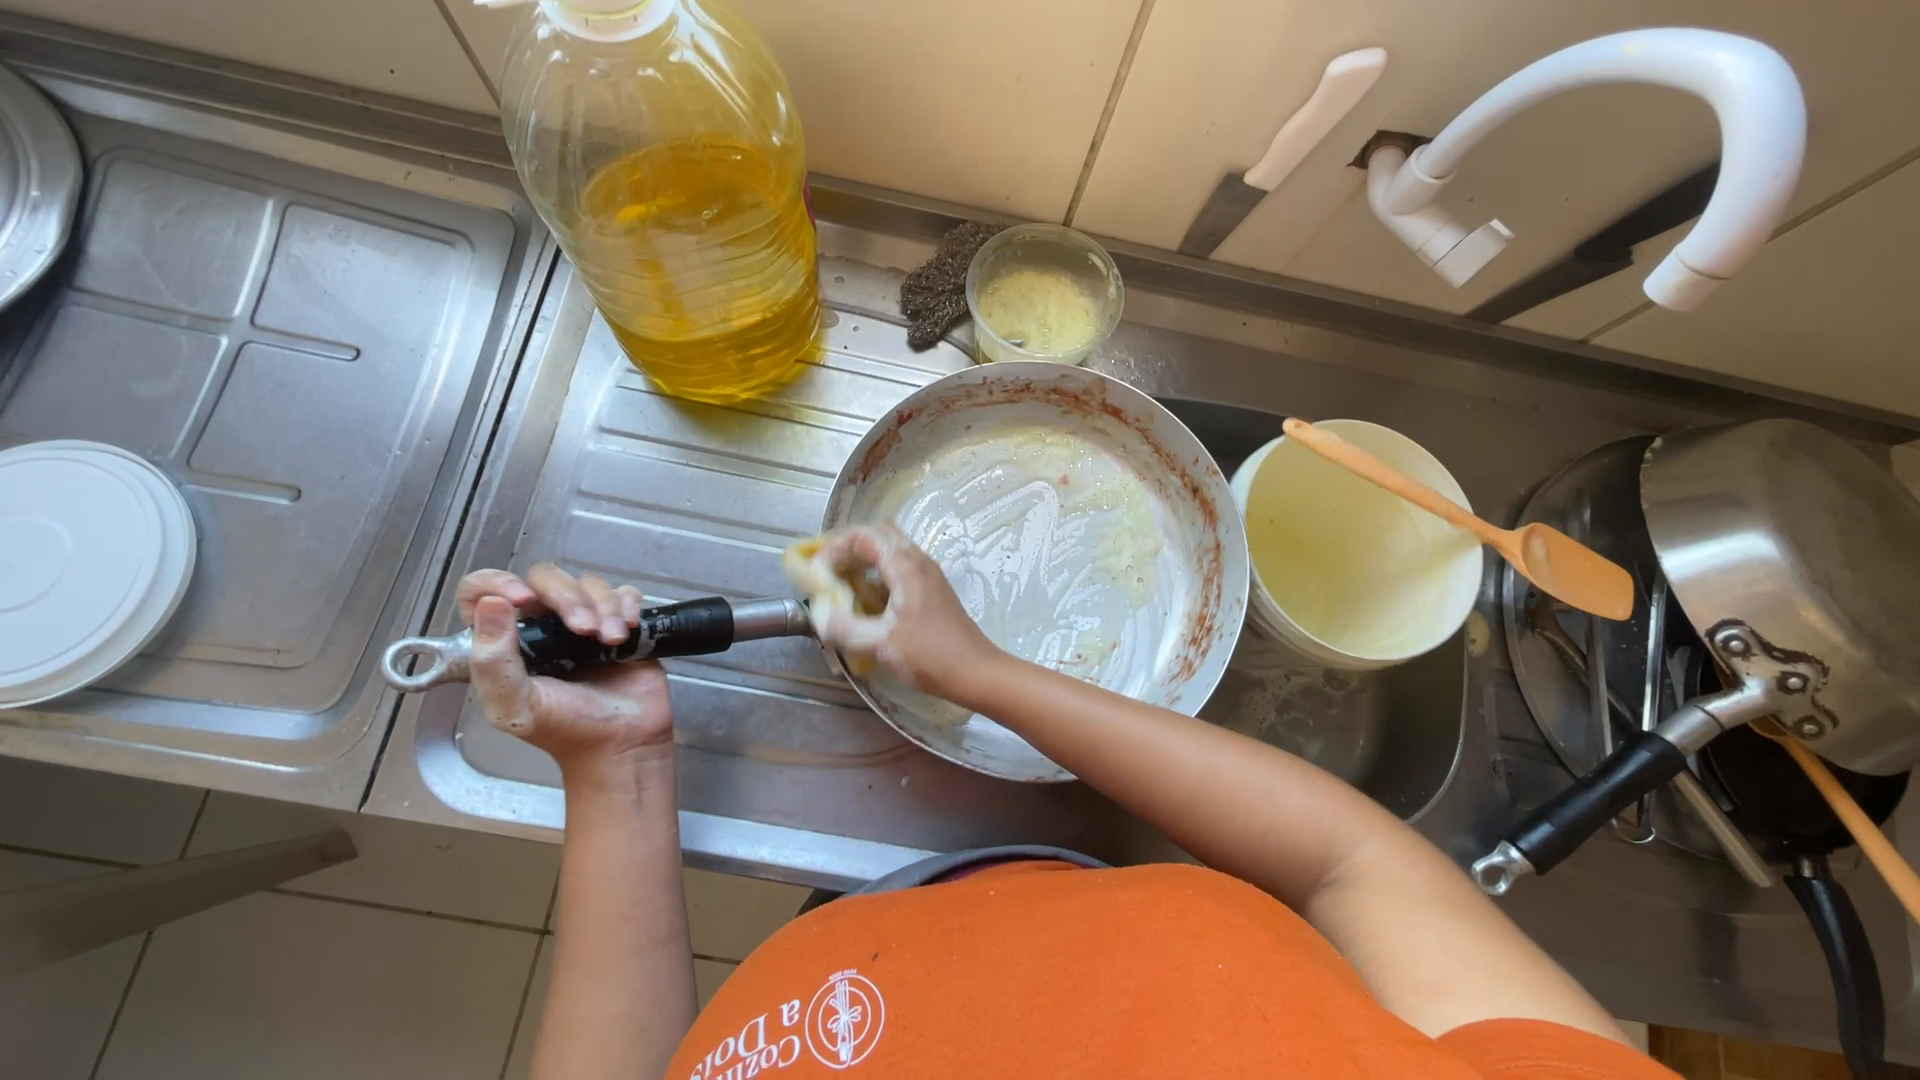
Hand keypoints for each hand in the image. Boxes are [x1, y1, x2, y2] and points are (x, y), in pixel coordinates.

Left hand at [456, 565, 673, 776]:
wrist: (622, 744)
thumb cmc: (564, 730)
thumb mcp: (513, 705)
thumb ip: (492, 661)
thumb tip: (490, 604)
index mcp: (506, 641)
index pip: (483, 592)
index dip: (497, 582)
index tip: (521, 600)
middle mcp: (543, 625)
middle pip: (546, 579)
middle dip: (568, 598)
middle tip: (584, 631)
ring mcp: (584, 622)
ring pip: (589, 584)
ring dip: (604, 607)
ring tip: (612, 641)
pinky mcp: (621, 624)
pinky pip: (625, 593)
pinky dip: (628, 605)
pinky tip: (627, 631)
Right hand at [810, 525, 1004, 701]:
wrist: (977, 672)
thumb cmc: (932, 656)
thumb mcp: (882, 644)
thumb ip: (846, 628)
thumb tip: (820, 619)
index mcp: (906, 566)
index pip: (864, 535)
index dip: (835, 547)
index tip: (817, 571)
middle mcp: (918, 561)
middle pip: (879, 535)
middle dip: (848, 547)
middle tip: (827, 570)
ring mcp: (928, 575)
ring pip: (891, 551)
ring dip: (864, 560)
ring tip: (841, 584)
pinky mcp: (931, 590)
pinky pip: (899, 569)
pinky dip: (877, 575)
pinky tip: (865, 601)